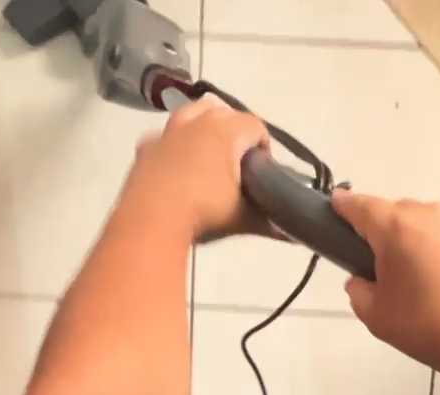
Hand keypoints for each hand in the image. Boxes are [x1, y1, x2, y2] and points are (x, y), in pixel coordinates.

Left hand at [121, 97, 271, 241]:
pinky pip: (165, 137)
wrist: (152, 218)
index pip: (256, 126)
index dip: (264, 147)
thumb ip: (267, 222)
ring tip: (209, 157)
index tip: (263, 172)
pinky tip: (176, 166)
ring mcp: (169, 130)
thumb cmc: (204, 212)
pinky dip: (174, 146)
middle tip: (237, 165)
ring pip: (193, 113)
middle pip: (225, 113)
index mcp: (227, 131)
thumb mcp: (241, 218)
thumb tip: (293, 235)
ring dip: (204, 128)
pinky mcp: (146, 147)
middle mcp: (198, 121)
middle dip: (235, 133)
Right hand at [331, 191, 439, 372]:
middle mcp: (431, 214)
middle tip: (389, 273)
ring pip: (430, 224)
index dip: (344, 207)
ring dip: (421, 243)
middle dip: (387, 235)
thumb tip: (361, 278)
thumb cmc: (428, 329)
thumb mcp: (377, 318)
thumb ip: (358, 291)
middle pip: (397, 214)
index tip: (336, 211)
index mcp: (396, 229)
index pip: (360, 206)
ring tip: (429, 283)